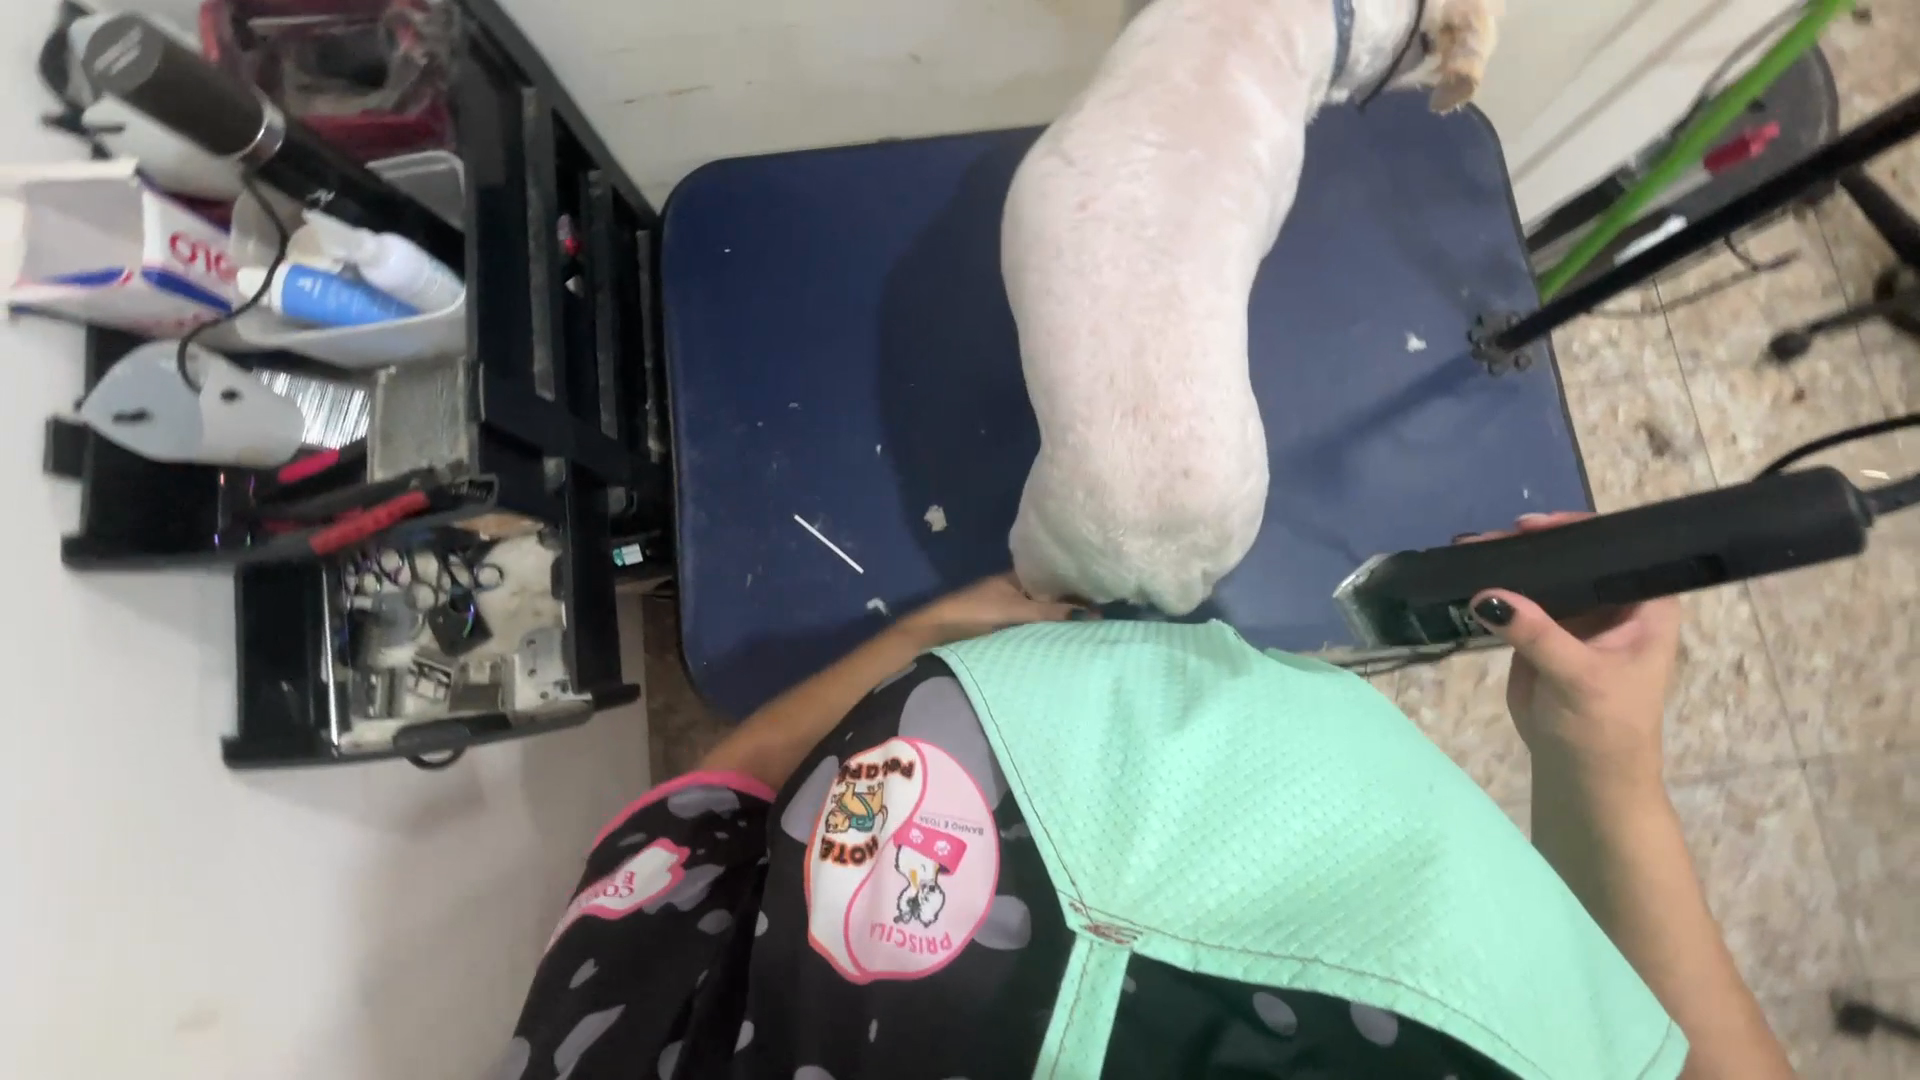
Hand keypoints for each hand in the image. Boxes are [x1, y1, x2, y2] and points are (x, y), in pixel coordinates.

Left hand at [900, 573, 1088, 647]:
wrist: (935, 634)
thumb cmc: (974, 614)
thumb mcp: (1017, 611)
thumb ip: (1053, 612)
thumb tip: (1094, 615)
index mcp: (1018, 577)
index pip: (1056, 577)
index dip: (1078, 585)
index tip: (1105, 596)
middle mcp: (1017, 590)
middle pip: (1052, 596)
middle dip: (1073, 606)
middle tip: (1105, 619)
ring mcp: (1010, 610)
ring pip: (1043, 614)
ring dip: (1061, 622)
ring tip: (1093, 631)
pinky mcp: (1004, 628)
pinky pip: (1033, 628)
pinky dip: (1047, 633)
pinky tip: (1065, 643)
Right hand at [1460, 513, 1682, 794]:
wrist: (1580, 768)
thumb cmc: (1605, 724)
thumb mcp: (1579, 677)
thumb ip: (1537, 634)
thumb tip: (1486, 596)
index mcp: (1645, 606)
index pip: (1621, 551)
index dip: (1581, 531)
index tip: (1534, 526)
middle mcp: (1611, 604)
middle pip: (1573, 558)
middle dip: (1532, 545)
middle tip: (1489, 538)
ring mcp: (1573, 618)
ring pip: (1541, 576)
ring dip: (1507, 563)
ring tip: (1468, 549)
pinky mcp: (1539, 633)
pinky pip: (1516, 600)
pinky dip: (1492, 587)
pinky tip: (1465, 574)